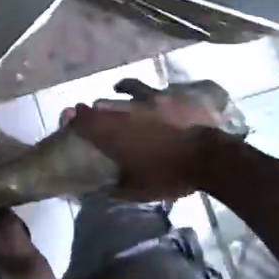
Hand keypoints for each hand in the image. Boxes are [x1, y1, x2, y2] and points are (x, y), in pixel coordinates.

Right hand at [64, 80, 236, 200]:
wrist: (208, 157)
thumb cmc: (170, 175)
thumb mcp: (140, 190)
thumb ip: (117, 188)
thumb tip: (104, 189)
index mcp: (113, 134)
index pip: (83, 121)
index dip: (73, 120)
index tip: (69, 121)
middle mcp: (124, 112)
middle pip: (100, 106)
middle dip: (93, 111)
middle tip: (93, 116)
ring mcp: (147, 100)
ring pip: (123, 92)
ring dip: (116, 94)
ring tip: (115, 92)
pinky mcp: (167, 96)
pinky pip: (148, 88)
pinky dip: (140, 90)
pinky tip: (141, 90)